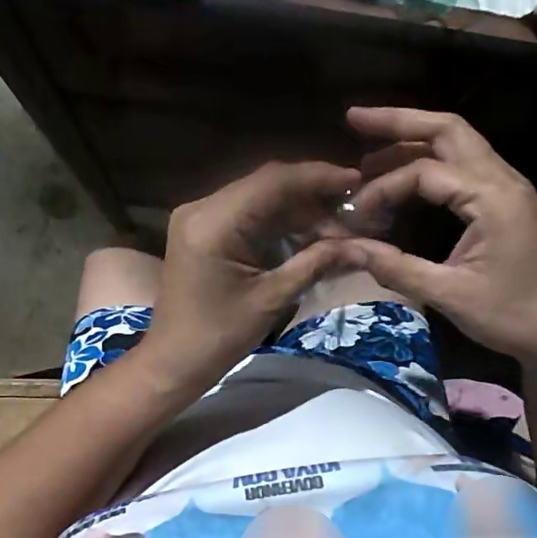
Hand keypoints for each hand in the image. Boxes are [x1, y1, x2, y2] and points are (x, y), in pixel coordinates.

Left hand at [142, 161, 358, 383]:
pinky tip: (308, 232)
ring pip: (259, 196)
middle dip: (311, 196)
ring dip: (297, 209)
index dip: (318, 177)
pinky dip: (277, 220)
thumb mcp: (272, 299)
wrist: (174, 360)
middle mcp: (201, 208)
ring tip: (337, 226)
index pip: (273, 182)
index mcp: (212, 223)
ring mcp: (198, 216)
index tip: (357, 181)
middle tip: (353, 211)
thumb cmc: (219, 336)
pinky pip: (246, 212)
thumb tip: (362, 246)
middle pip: (266, 185)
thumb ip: (315, 264)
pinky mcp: (202, 228)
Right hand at [338, 108, 536, 360]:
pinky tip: (404, 173)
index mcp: (492, 197)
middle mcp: (502, 180)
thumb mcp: (449, 295)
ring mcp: (507, 187)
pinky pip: (464, 164)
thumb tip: (346, 249)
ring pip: (458, 142)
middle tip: (354, 119)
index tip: (355, 215)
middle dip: (399, 121)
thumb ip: (396, 268)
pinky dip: (429, 159)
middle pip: (448, 129)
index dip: (383, 188)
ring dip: (414, 138)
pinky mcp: (504, 202)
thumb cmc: (512, 315)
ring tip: (369, 150)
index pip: (424, 171)